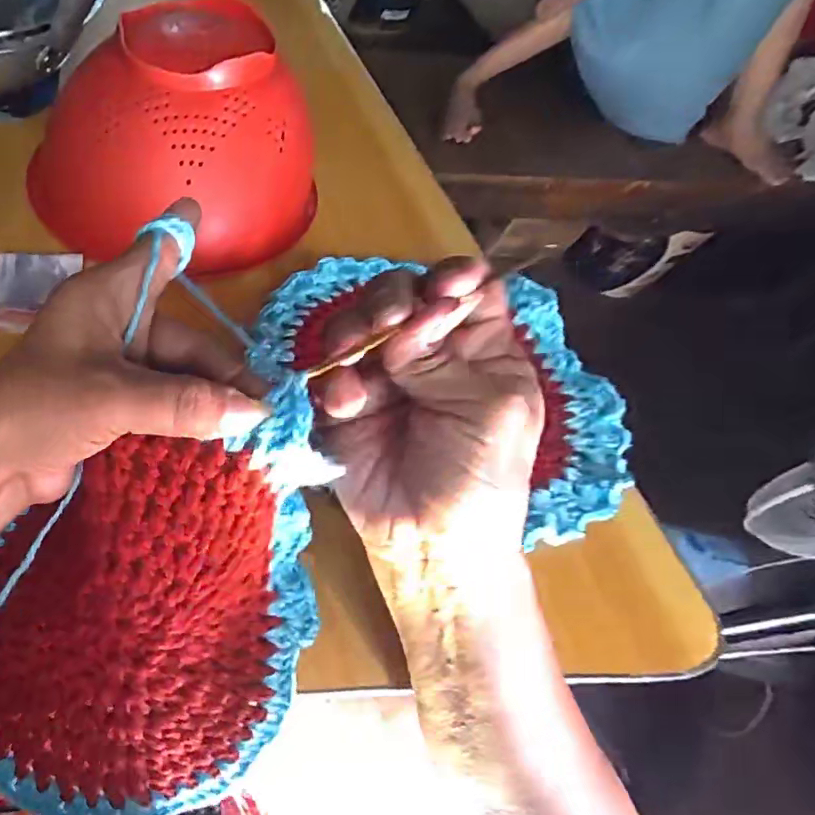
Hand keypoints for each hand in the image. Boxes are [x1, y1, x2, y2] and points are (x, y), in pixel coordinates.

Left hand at [0, 199, 265, 507]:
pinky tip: (215, 436)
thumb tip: (252, 412)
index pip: (152, 256)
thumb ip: (183, 403)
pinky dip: (180, 417)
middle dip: (218, 370)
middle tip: (263, 403)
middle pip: (176, 337)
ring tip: (252, 424)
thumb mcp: (113, 398)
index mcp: (101, 299)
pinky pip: (152, 404)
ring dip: (203, 399)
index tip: (198, 209)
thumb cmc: (40, 409)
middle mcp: (105, 327)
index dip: (179, 237)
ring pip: (167, 375)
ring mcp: (102, 369)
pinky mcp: (101, 406)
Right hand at [312, 259, 542, 551]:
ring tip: (349, 353)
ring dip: (348, 332)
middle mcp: (422, 356)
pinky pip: (324, 381)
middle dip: (387, 301)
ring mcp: (374, 381)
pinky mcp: (335, 410)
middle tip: (384, 320)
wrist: (427, 535)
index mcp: (478, 350)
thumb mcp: (490, 408)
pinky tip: (345, 403)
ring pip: (353, 331)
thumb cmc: (480, 472)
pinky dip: (331, 384)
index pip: (464, 292)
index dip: (450, 279)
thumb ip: (446, 359)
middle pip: (399, 300)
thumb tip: (404, 322)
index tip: (439, 287)